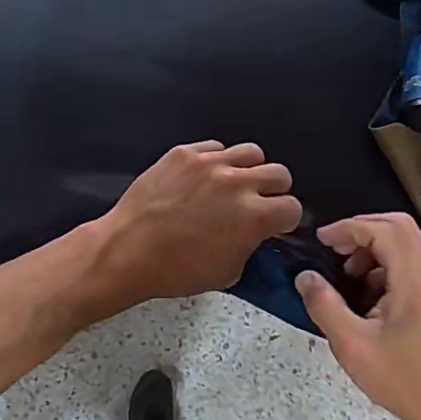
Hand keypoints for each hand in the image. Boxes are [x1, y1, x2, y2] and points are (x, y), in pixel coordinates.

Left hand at [88, 141, 303, 309]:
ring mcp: (209, 163)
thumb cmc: (174, 269)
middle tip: (257, 203)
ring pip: (250, 153)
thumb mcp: (227, 272)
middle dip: (273, 191)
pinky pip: (214, 147)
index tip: (274, 224)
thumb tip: (254, 235)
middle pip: (278, 174)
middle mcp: (236, 183)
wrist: (128, 250)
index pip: (292, 207)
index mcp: (254, 216)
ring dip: (249, 170)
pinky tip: (203, 178)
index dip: (284, 220)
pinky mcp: (184, 153)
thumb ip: (250, 247)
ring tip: (233, 185)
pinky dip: (216, 160)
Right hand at [295, 213, 420, 419]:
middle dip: (360, 231)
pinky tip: (366, 295)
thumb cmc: (400, 379)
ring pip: (406, 244)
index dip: (349, 228)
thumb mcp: (351, 344)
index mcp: (416, 280)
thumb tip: (305, 276)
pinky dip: (384, 265)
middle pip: (399, 227)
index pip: (384, 230)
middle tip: (332, 250)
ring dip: (372, 248)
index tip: (321, 241)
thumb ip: (324, 304)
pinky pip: (411, 264)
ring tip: (346, 276)